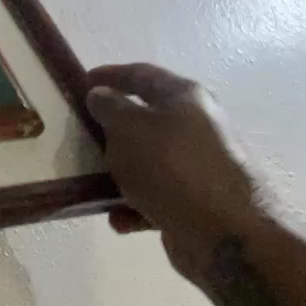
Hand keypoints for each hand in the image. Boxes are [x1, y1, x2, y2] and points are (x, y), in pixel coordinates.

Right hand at [83, 63, 270, 279]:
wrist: (224, 231)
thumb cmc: (171, 167)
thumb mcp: (128, 129)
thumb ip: (109, 107)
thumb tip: (101, 95)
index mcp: (185, 98)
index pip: (142, 74)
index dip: (110, 75)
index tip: (82, 82)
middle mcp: (197, 125)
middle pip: (146, 118)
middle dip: (112, 127)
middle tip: (82, 133)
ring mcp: (199, 164)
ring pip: (148, 159)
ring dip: (119, 169)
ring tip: (93, 179)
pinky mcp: (196, 199)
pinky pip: (155, 195)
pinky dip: (133, 204)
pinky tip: (118, 218)